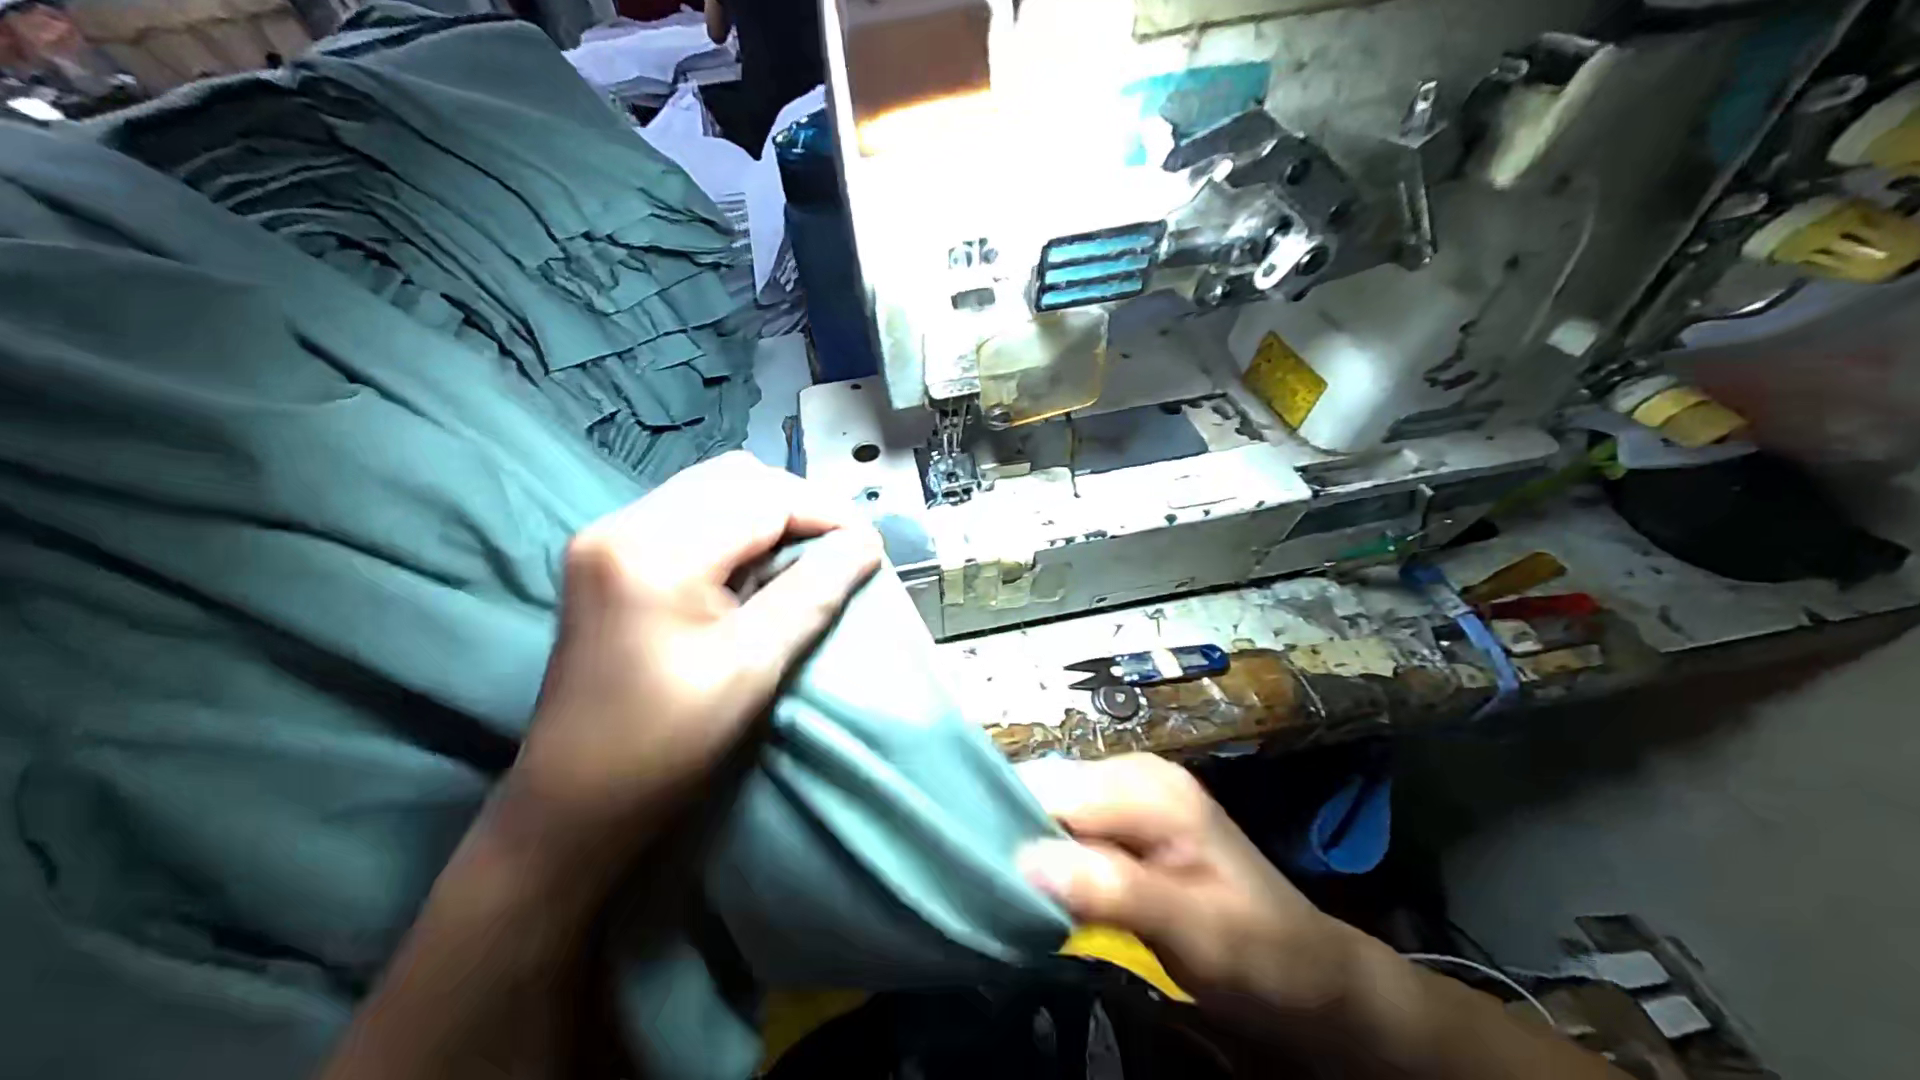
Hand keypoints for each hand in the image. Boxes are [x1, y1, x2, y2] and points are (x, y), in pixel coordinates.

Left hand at [503, 452, 880, 863]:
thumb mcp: (753, 666)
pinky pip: (688, 512)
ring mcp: (607, 536)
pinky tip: (756, 564)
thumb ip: (814, 592)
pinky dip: (735, 525)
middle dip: (798, 506)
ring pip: (712, 488)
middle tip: (841, 549)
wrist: (575, 800)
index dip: (824, 514)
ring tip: (806, 555)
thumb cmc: (667, 744)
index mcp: (653, 551)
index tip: (869, 545)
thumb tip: (867, 543)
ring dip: (768, 512)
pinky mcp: (608, 555)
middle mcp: (622, 524)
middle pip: (734, 479)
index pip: (761, 498)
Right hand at [1017, 754, 1366, 1025]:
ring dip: (1030, 843)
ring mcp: (1129, 791)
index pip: (1055, 792)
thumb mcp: (1193, 928)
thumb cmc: (1257, 951)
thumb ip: (1114, 890)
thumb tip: (1025, 859)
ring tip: (1016, 890)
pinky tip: (1046, 881)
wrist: (1303, 970)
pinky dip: (1048, 848)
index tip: (984, 877)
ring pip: (1051, 804)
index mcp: (1152, 787)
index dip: (1014, 829)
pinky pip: (1066, 820)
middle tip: (998, 890)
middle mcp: (1134, 773)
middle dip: (1019, 834)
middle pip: (1048, 790)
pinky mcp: (1124, 814)